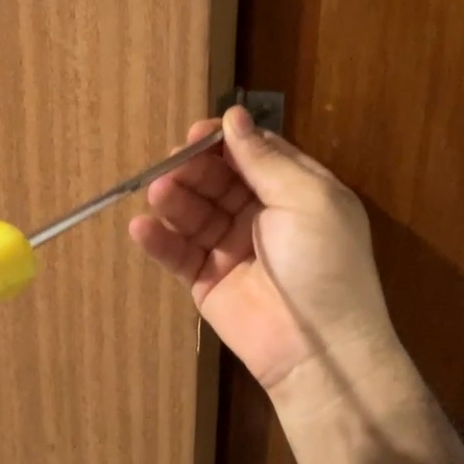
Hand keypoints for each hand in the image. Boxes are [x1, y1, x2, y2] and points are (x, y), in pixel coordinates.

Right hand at [129, 105, 395, 390]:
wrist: (318, 348)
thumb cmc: (322, 263)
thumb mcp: (306, 199)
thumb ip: (265, 159)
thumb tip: (234, 115)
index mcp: (295, 191)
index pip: (252, 154)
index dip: (224, 141)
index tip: (197, 133)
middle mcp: (262, 215)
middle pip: (217, 179)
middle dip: (194, 169)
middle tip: (171, 165)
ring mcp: (232, 248)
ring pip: (195, 212)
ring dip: (174, 199)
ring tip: (158, 193)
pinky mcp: (207, 281)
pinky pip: (179, 253)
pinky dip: (159, 240)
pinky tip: (141, 228)